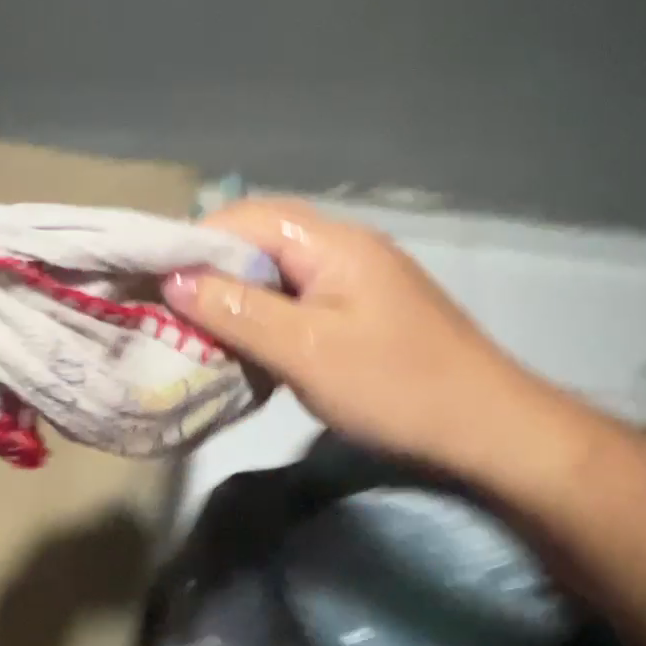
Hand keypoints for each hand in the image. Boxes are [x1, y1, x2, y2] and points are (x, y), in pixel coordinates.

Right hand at [162, 198, 544, 467]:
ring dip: (240, 296)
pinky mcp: (366, 309)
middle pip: (262, 239)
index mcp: (333, 243)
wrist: (489, 428)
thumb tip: (174, 278)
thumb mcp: (305, 351)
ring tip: (204, 332)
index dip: (195, 243)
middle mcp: (346, 246)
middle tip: (174, 312)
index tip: (155, 281)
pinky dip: (269, 316)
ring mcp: (360, 278)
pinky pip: (302, 298)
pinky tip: (253, 347)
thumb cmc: (395, 387)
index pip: (246, 216)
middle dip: (213, 271)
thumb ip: (237, 311)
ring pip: (280, 271)